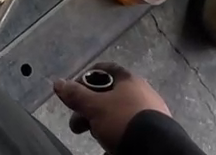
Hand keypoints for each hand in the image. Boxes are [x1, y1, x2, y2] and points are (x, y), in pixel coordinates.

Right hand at [52, 62, 170, 150]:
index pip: (105, 69)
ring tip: (96, 139)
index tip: (75, 91)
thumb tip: (57, 83)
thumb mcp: (94, 107)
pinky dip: (120, 137)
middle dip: (91, 109)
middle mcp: (142, 92)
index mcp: (128, 79)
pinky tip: (112, 149)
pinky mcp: (158, 133)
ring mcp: (153, 113)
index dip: (87, 77)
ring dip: (104, 125)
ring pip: (120, 115)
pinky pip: (132, 131)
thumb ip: (75, 95)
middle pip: (110, 96)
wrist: (159, 151)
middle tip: (78, 124)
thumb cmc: (124, 121)